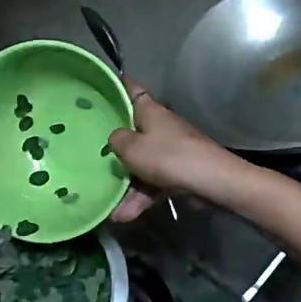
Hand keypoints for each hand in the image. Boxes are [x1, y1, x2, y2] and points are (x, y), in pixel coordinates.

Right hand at [108, 76, 243, 221]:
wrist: (210, 181)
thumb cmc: (167, 156)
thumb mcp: (131, 147)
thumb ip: (116, 140)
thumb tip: (115, 138)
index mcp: (150, 111)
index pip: (130, 89)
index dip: (116, 85)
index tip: (99, 86)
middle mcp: (160, 127)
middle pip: (132, 133)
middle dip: (114, 149)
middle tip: (90, 154)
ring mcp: (169, 150)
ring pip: (140, 165)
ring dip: (126, 187)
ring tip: (111, 209)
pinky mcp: (177, 172)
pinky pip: (152, 183)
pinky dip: (140, 198)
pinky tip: (125, 216)